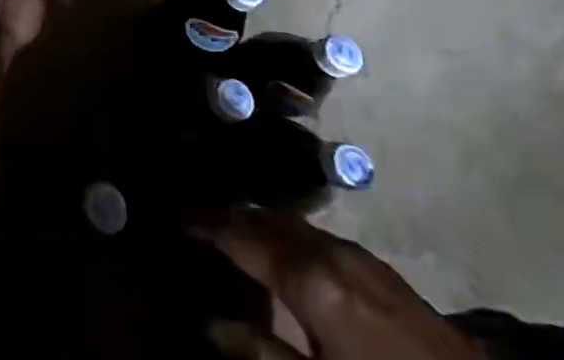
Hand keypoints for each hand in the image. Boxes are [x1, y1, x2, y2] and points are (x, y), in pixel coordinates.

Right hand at [193, 209, 484, 359]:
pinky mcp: (385, 273)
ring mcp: (363, 259)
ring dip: (262, 223)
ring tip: (236, 229)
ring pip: (296, 225)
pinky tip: (287, 251)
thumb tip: (208, 324)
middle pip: (269, 220)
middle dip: (232, 216)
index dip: (206, 223)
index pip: (241, 235)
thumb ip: (259, 348)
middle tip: (200, 218)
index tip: (178, 216)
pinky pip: (322, 238)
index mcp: (309, 277)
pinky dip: (292, 235)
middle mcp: (331, 253)